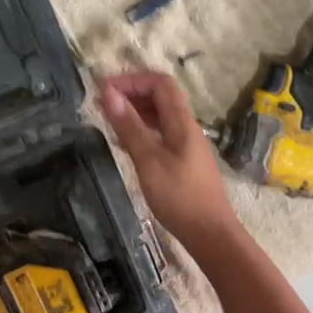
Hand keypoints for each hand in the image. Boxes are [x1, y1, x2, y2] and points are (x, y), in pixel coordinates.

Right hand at [100, 72, 238, 251]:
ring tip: (109, 121)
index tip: (104, 89)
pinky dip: (142, 132)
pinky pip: (161, 135)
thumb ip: (129, 127)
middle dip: (132, 94)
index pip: (160, 83)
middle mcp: (186, 128)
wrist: (210, 232)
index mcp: (181, 122)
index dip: (133, 80)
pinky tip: (126, 146)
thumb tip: (108, 93)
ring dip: (136, 113)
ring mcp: (187, 145)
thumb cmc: (179, 197)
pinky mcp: (184, 162)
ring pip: (161, 117)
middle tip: (102, 104)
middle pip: (161, 97)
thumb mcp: (148, 160)